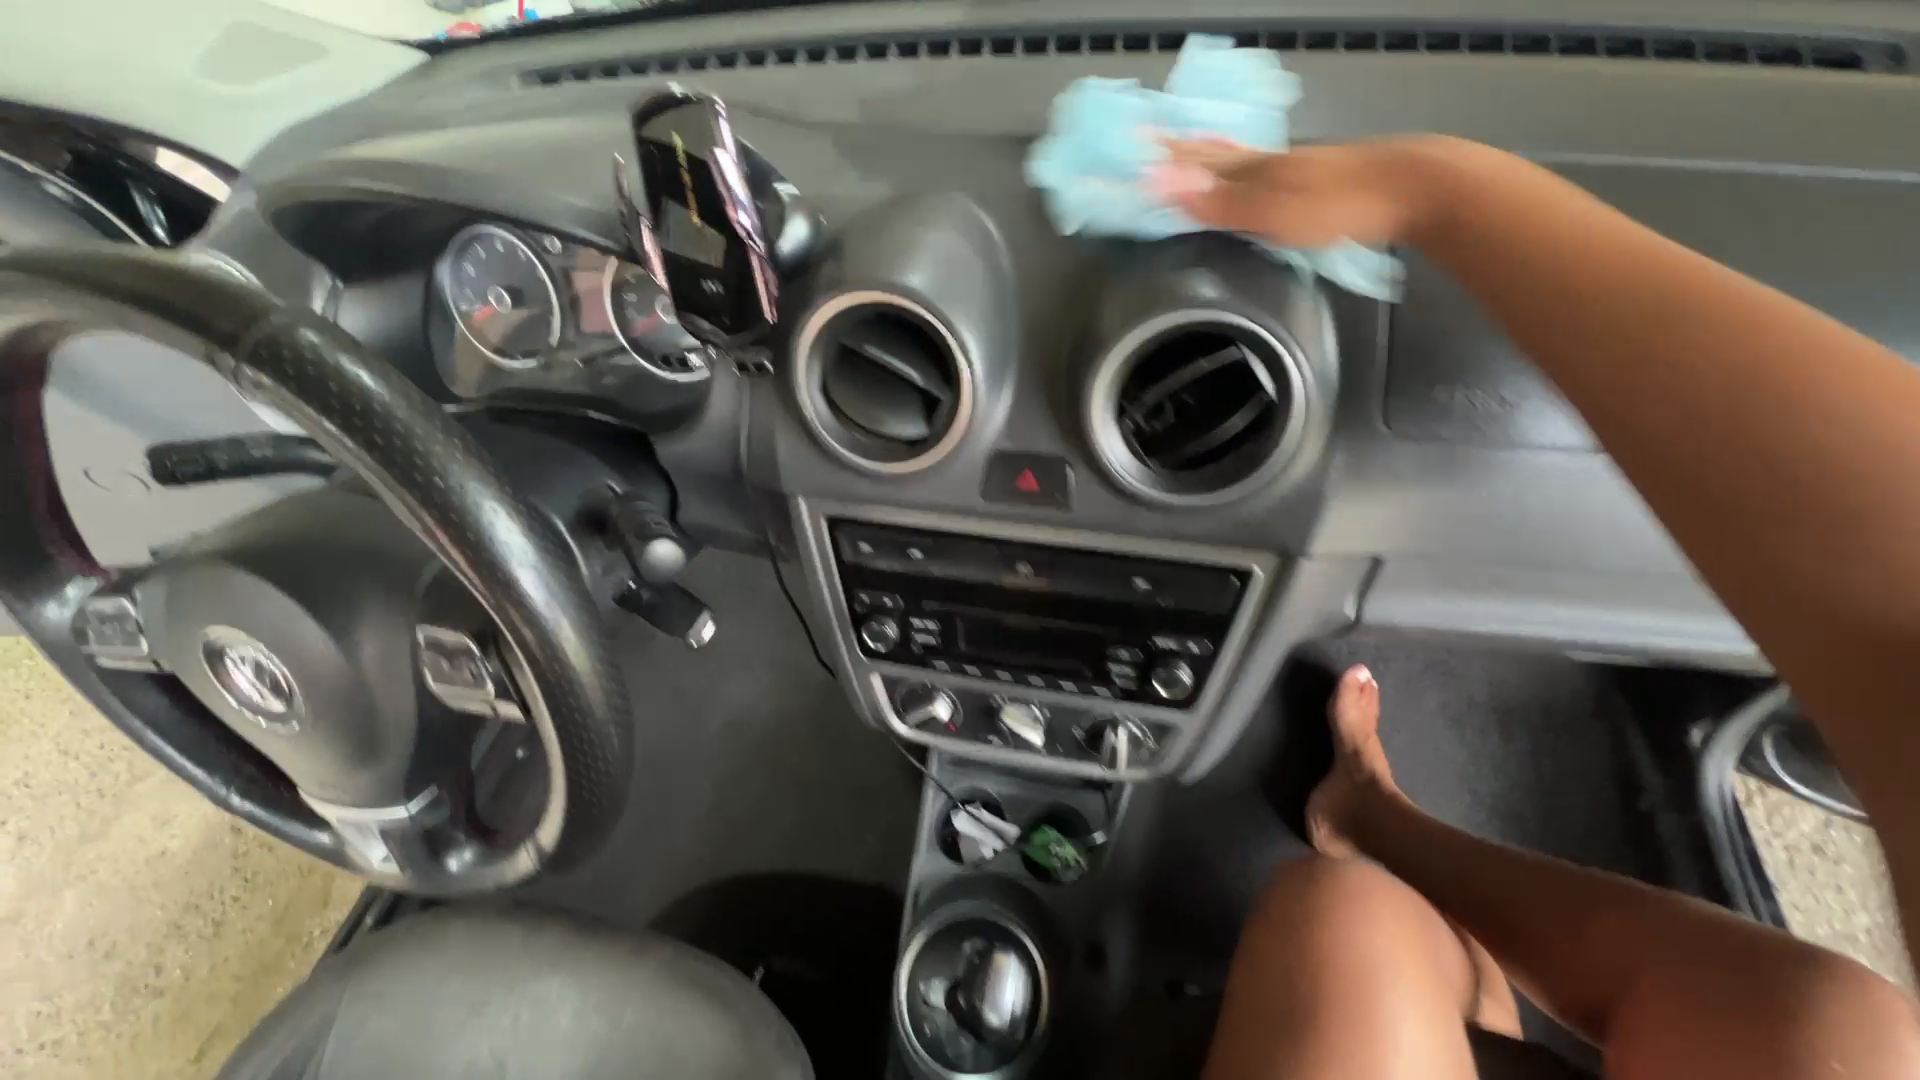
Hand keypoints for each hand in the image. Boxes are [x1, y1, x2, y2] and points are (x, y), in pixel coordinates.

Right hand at [1150, 136, 1451, 249]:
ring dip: (1211, 155)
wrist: (1410, 188)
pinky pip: (1263, 169)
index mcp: (1251, 169)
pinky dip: (1242, 165)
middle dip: (1181, 151)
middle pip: (1215, 155)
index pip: (1196, 162)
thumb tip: (1157, 184)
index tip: (1135, 146)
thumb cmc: (1337, 205)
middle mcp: (1267, 163)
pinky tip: (1252, 171)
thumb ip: (1216, 202)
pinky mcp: (1316, 178)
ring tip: (1193, 149)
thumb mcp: (1269, 211)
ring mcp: (1294, 168)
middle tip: (1154, 142)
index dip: (1165, 158)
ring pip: (1240, 159)